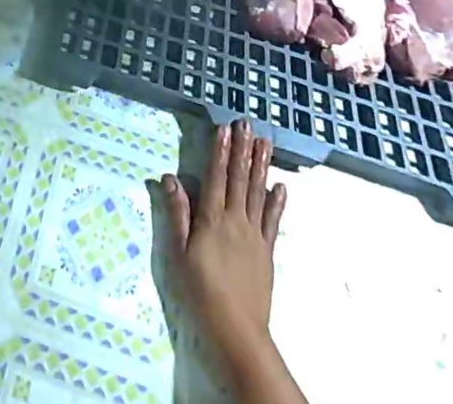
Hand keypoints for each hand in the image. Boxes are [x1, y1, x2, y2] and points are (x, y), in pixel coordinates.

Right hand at [161, 120, 287, 368]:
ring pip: (258, 193)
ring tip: (266, 143)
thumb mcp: (179, 253)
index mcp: (212, 219)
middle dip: (242, 150)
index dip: (220, 151)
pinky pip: (272, 221)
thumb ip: (177, 214)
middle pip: (239, 179)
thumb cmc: (200, 291)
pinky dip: (277, 202)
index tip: (225, 128)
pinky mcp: (267, 251)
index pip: (216, 177)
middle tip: (248, 124)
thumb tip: (170, 178)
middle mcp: (236, 220)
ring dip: (261, 166)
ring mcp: (254, 234)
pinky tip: (281, 186)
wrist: (236, 329)